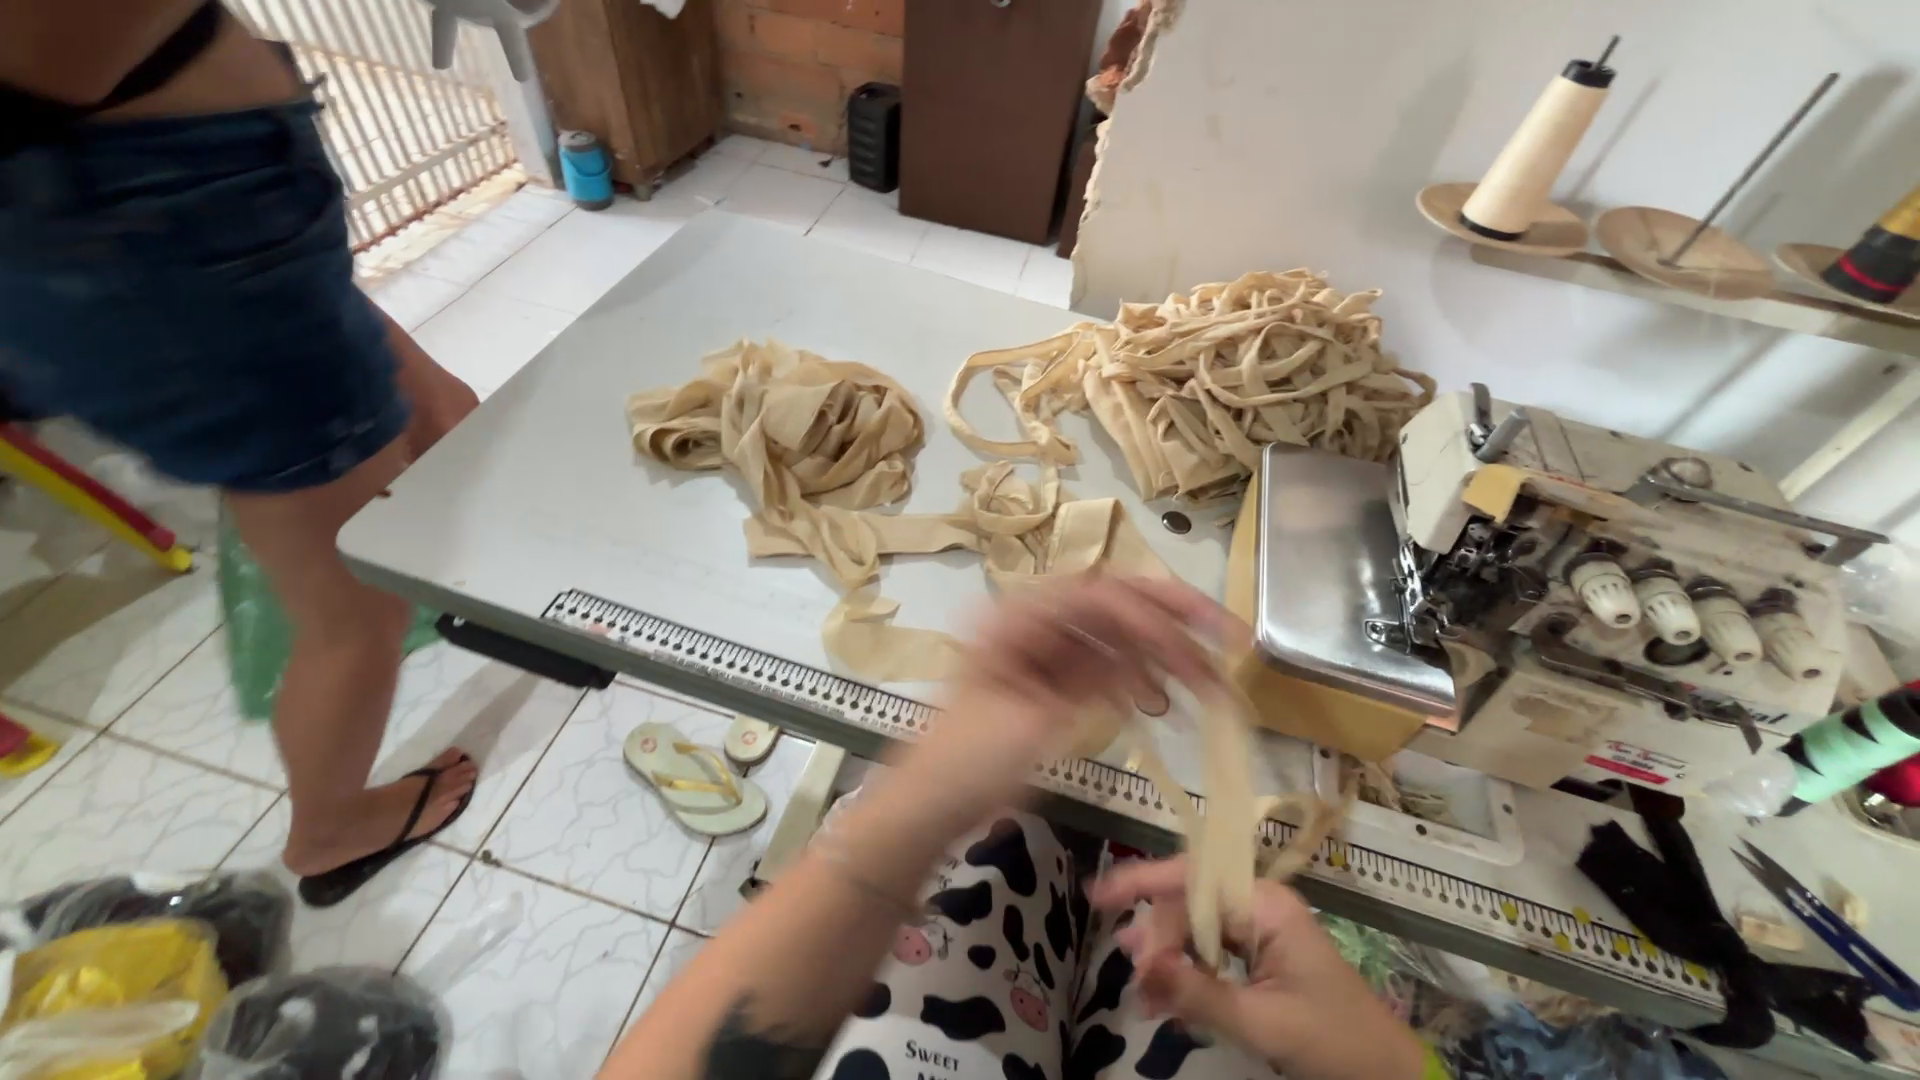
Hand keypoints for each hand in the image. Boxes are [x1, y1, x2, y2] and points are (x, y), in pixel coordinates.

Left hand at [894, 575, 1231, 828]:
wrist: (929, 804)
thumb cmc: (968, 763)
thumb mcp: (1034, 721)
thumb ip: (1092, 678)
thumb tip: (1149, 648)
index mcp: (1016, 618)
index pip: (1098, 593)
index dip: (1157, 607)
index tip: (1206, 634)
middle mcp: (1033, 624)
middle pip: (1113, 606)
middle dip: (1171, 623)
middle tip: (1227, 642)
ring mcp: (1045, 652)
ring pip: (1116, 636)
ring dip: (1163, 654)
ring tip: (1206, 685)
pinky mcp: (1055, 682)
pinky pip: (1107, 666)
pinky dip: (1139, 678)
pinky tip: (1163, 700)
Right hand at [1091, 857, 1429, 1079]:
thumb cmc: (1337, 1044)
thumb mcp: (1265, 1023)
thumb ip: (1199, 993)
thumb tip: (1138, 966)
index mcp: (1264, 904)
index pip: (1191, 878)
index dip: (1142, 882)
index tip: (1099, 897)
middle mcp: (1256, 905)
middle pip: (1186, 903)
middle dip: (1155, 935)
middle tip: (1132, 973)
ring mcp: (1256, 930)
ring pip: (1191, 928)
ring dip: (1164, 957)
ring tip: (1139, 990)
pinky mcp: (1256, 957)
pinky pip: (1206, 953)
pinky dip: (1182, 974)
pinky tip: (1160, 998)